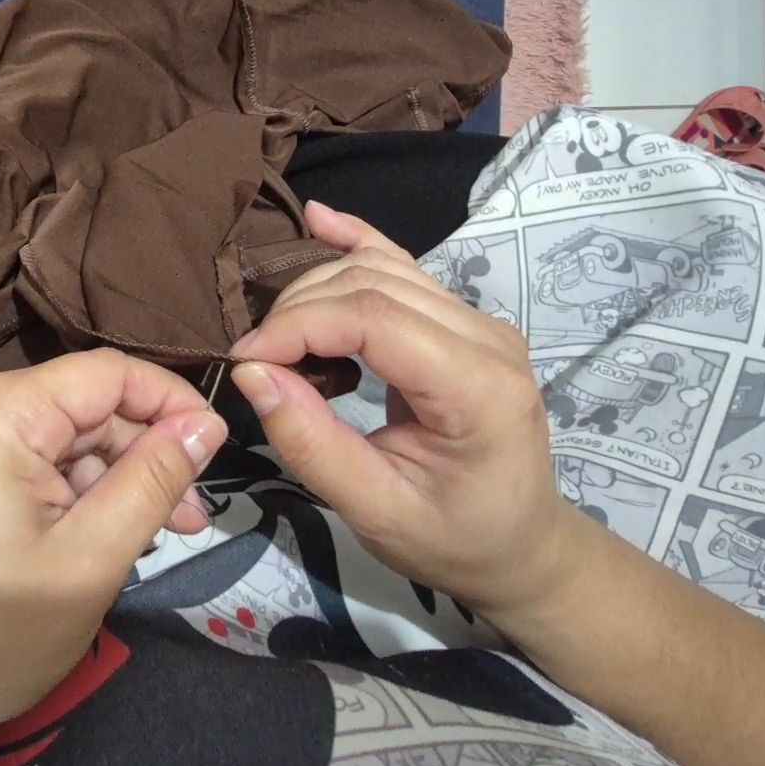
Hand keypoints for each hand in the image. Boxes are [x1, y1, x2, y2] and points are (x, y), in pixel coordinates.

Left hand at [0, 349, 225, 765]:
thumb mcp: (88, 559)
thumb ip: (153, 480)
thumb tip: (207, 423)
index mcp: (0, 407)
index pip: (110, 372)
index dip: (172, 402)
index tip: (217, 448)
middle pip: (90, 405)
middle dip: (146, 454)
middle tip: (192, 516)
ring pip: (71, 435)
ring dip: (118, 479)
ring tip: (161, 533)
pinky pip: (41, 457)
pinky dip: (81, 491)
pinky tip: (108, 533)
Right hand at [227, 200, 577, 620]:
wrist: (521, 546)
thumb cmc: (454, 541)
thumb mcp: (377, 512)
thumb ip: (312, 444)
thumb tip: (251, 374)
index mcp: (477, 387)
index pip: (372, 317)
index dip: (296, 326)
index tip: (243, 359)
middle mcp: (485, 334)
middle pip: (369, 283)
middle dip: (295, 311)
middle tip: (254, 361)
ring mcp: (476, 319)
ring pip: (376, 267)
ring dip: (311, 289)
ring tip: (274, 336)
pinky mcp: (458, 317)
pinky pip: (399, 262)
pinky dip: (353, 239)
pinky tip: (318, 219)